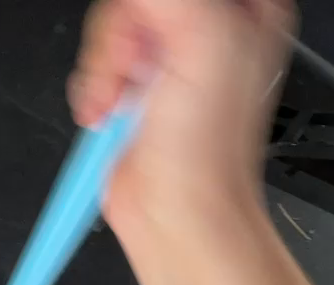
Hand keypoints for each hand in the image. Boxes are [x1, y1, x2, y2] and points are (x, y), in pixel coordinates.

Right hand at [70, 0, 293, 251]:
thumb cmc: (205, 153)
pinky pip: (97, 64)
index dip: (150, 8)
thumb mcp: (206, 38)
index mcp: (241, 8)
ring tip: (116, 104)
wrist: (173, 214)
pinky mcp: (134, 94)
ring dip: (102, 69)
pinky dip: (92, 90)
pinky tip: (107, 115)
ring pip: (112, 30)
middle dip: (121, 37)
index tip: (153, 36)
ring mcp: (166, 64)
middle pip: (137, 3)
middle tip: (137, 71)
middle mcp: (205, 32)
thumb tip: (133, 2)